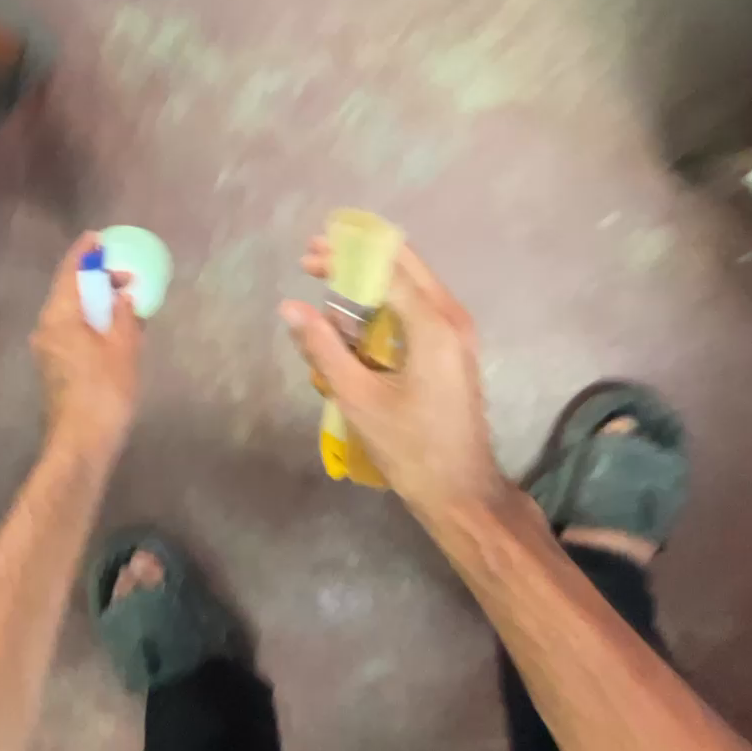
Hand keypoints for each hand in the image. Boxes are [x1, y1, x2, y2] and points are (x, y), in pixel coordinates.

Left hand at [32, 232, 142, 451]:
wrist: (81, 444)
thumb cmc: (104, 391)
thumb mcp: (123, 347)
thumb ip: (124, 314)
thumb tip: (124, 296)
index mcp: (59, 316)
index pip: (69, 272)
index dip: (84, 252)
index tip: (98, 237)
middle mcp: (46, 328)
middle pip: (69, 292)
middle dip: (97, 280)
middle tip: (126, 277)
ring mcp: (48, 350)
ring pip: (72, 315)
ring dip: (97, 305)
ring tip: (127, 304)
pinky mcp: (55, 369)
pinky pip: (74, 333)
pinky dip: (93, 324)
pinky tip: (116, 332)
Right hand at [280, 238, 507, 512]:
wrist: (462, 493)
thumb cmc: (410, 447)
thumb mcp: (357, 397)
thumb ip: (322, 347)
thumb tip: (289, 307)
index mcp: (433, 326)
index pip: (384, 270)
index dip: (343, 257)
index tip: (307, 256)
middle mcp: (452, 318)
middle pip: (403, 265)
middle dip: (357, 257)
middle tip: (314, 257)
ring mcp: (457, 334)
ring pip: (411, 285)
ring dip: (369, 280)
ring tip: (327, 286)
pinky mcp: (452, 350)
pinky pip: (416, 309)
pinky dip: (384, 304)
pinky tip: (352, 321)